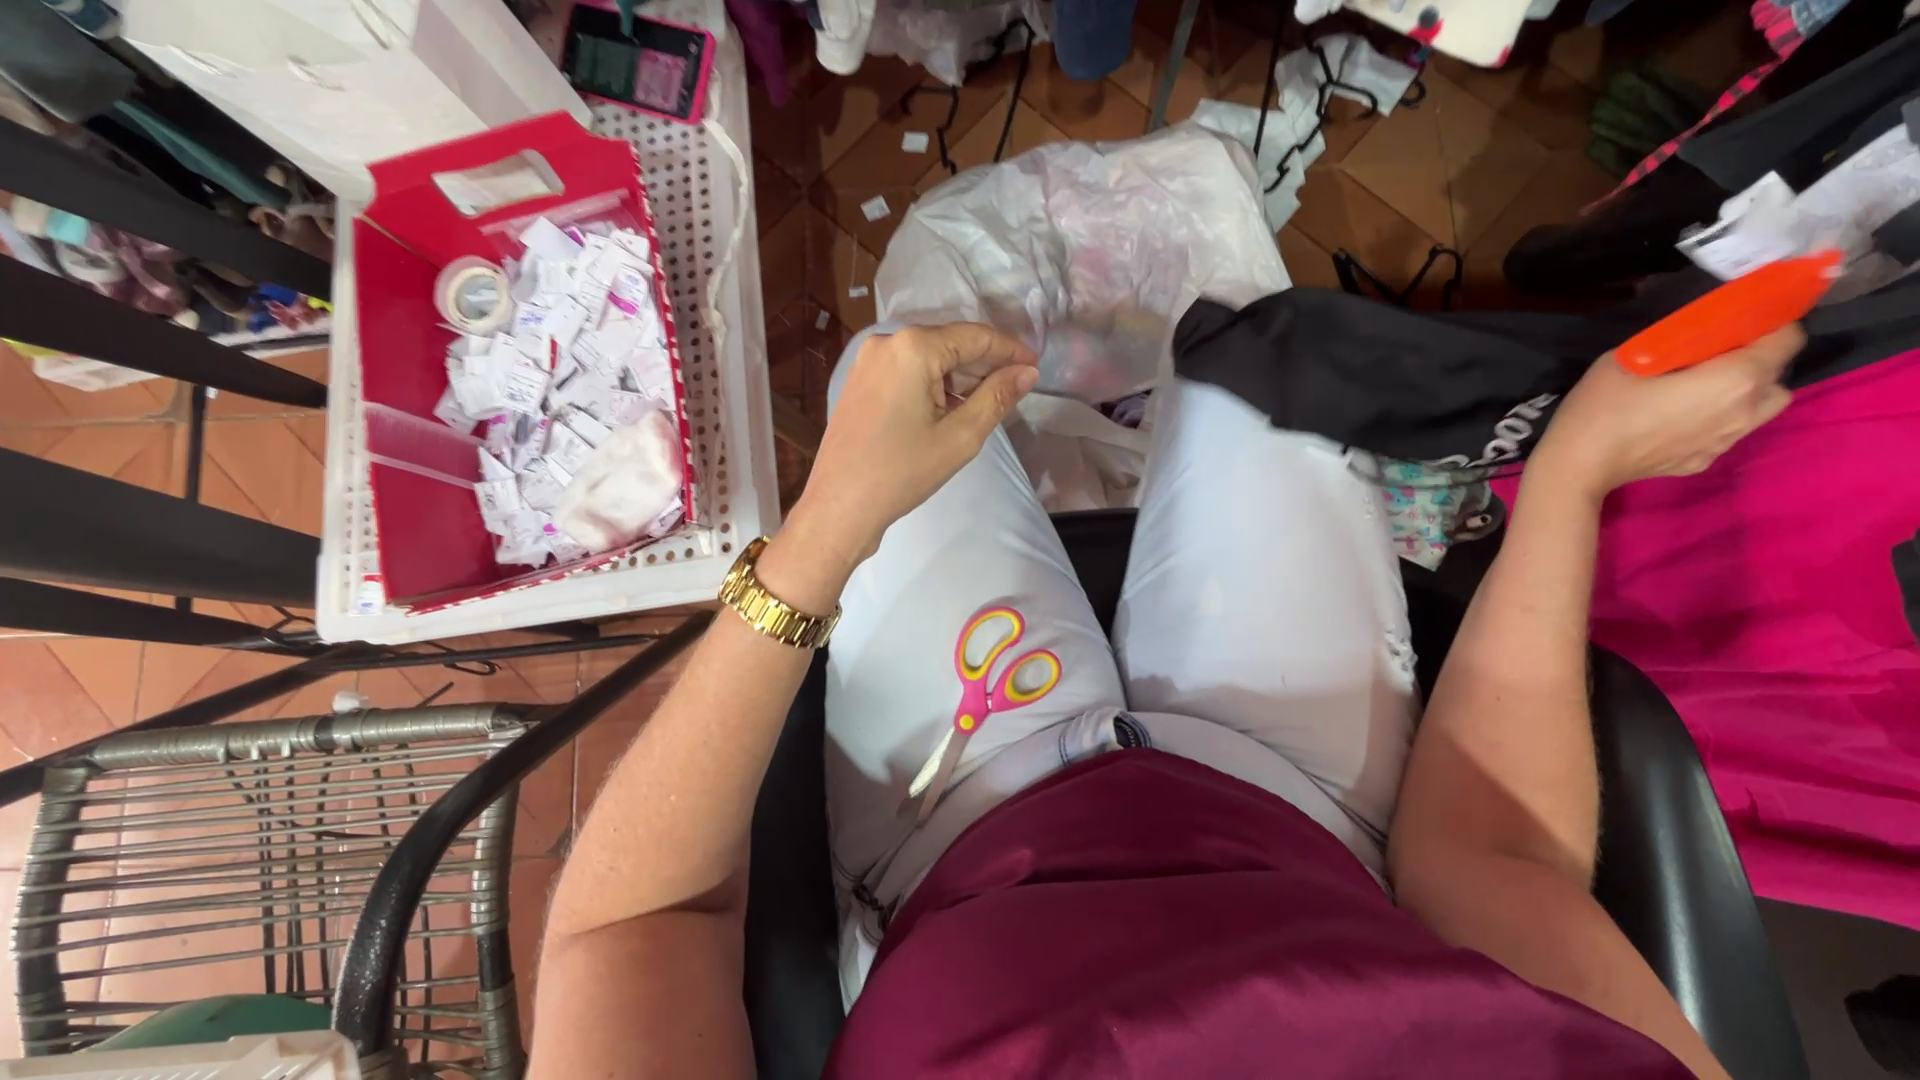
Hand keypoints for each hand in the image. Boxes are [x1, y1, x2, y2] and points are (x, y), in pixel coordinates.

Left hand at [786, 323, 1038, 566]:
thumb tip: (1027, 373)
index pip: (975, 336)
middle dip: (984, 364)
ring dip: (960, 377)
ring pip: (929, 358)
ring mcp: (868, 361)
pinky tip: (951, 409)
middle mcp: (887, 342)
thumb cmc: (902, 472)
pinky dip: (934, 385)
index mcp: (912, 347)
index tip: (1035, 367)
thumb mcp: (960, 436)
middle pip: (950, 343)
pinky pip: (908, 372)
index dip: (1010, 350)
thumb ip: (996, 397)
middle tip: (1016, 389)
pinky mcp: (860, 382)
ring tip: (987, 404)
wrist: (840, 507)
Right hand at [1530, 324, 1802, 501]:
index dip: (1769, 326)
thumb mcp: (1627, 358)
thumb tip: (1687, 342)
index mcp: (1735, 378)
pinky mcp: (1705, 460)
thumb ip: (1671, 345)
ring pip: (1760, 408)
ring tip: (1701, 394)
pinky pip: (1727, 433)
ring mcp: (1728, 440)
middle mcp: (1745, 409)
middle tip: (1715, 361)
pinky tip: (1676, 423)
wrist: (1578, 466)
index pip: (1787, 340)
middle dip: (1757, 364)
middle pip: (1778, 377)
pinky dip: (1714, 422)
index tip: (1740, 325)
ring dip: (1743, 395)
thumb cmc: (1601, 408)